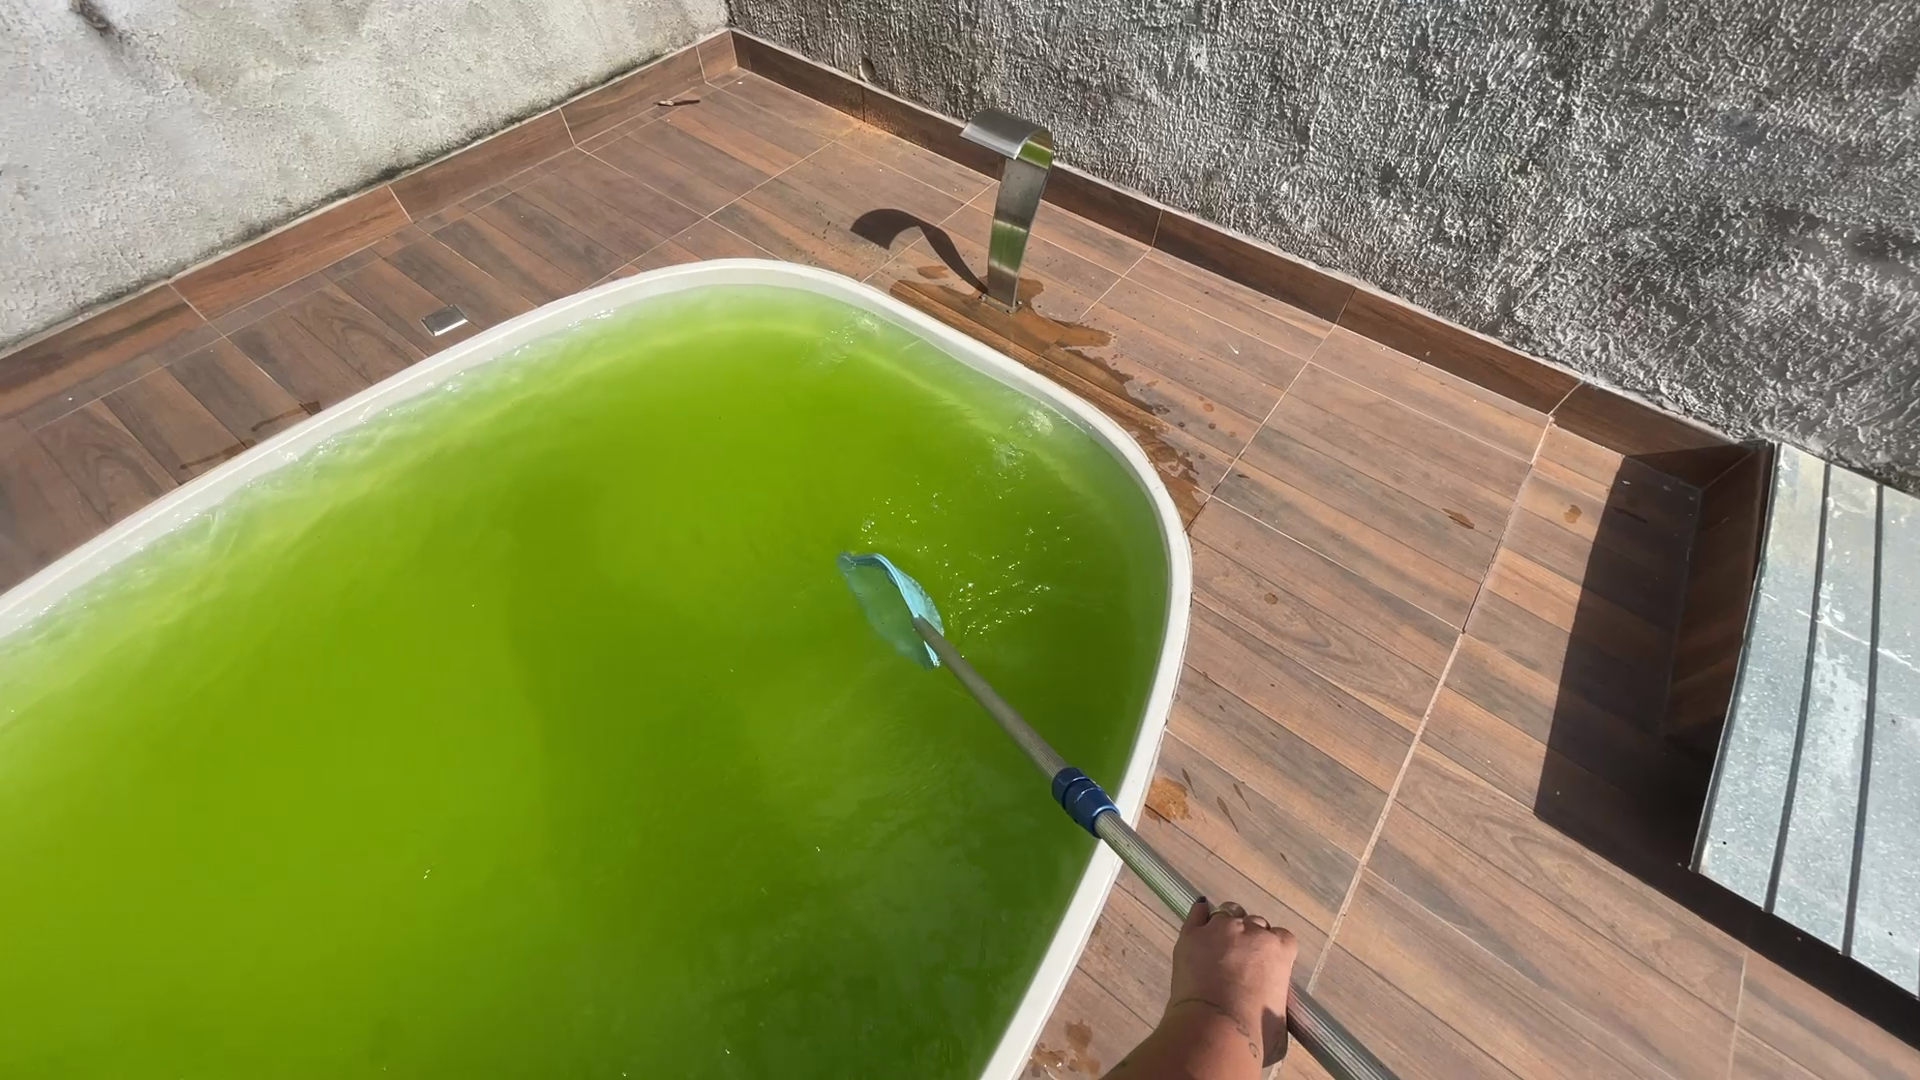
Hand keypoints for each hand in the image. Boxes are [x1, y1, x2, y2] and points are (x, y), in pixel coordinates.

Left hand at [1167, 898, 1297, 1065]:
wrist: (1214, 1029)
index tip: (1270, 963)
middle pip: (1256, 923)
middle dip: (1252, 938)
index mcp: (1278, 951)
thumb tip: (1269, 1000)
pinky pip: (1198, 912)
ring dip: (1229, 924)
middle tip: (1244, 960)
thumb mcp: (1281, 1019)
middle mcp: (1250, 931)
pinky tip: (1201, 915)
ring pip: (1228, 912)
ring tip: (1223, 943)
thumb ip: (1276, 997)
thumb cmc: (1255, 1033)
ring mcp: (1219, 928)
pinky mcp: (1191, 932)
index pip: (1284, 938)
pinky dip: (1201, 913)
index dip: (1277, 950)